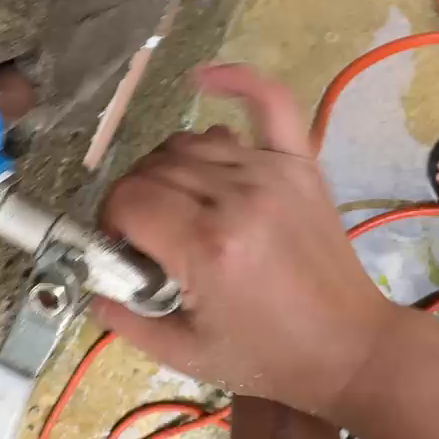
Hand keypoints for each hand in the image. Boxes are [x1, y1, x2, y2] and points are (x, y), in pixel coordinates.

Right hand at [94, 64, 401, 414]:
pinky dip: (237, 81)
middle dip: (136, 200)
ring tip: (178, 204)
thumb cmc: (269, 357)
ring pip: (192, 142)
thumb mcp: (185, 354)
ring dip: (169, 168)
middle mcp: (240, 197)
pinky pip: (270, 102)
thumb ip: (123, 317)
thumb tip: (88, 280)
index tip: (124, 248)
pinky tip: (204, 80)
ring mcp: (274, 172)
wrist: (349, 347)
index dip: (111, 222)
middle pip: (155, 168)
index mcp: (208, 246)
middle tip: (150, 237)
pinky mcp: (301, 163)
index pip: (128, 199)